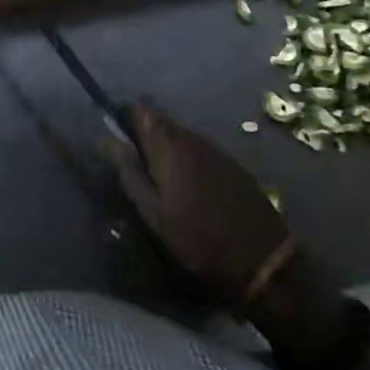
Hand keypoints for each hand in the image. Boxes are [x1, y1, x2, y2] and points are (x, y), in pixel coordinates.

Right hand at [106, 102, 291, 309]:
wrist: (262, 262)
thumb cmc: (198, 239)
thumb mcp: (153, 212)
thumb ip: (129, 171)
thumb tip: (107, 139)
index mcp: (169, 144)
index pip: (141, 107)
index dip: (125, 117)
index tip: (118, 141)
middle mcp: (192, 136)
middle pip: (160, 120)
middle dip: (145, 137)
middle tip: (138, 169)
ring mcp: (215, 149)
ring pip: (180, 136)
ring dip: (167, 150)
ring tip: (163, 183)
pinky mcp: (232, 163)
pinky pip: (200, 151)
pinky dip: (188, 161)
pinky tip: (191, 190)